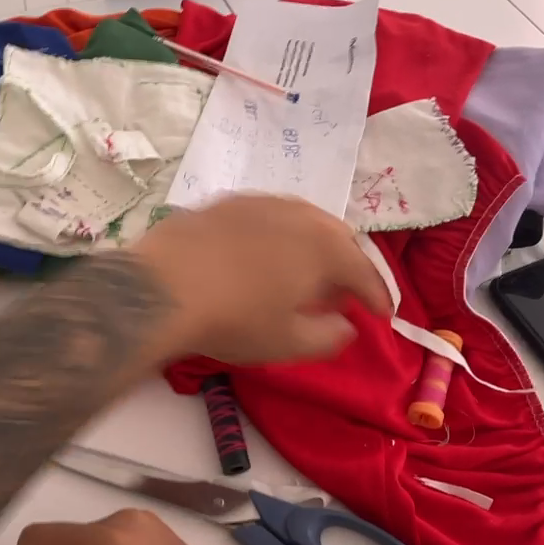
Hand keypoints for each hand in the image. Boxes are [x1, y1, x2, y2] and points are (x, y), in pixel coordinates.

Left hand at [132, 194, 392, 363]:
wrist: (160, 288)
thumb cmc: (233, 319)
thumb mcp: (288, 342)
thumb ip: (329, 336)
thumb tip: (346, 325)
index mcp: (324, 247)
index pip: (364, 272)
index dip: (378, 297)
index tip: (383, 316)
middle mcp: (298, 214)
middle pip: (337, 238)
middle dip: (347, 267)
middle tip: (343, 295)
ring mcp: (259, 202)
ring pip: (301, 220)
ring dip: (313, 246)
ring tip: (306, 274)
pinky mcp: (224, 202)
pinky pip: (266, 216)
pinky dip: (277, 236)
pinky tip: (263, 255)